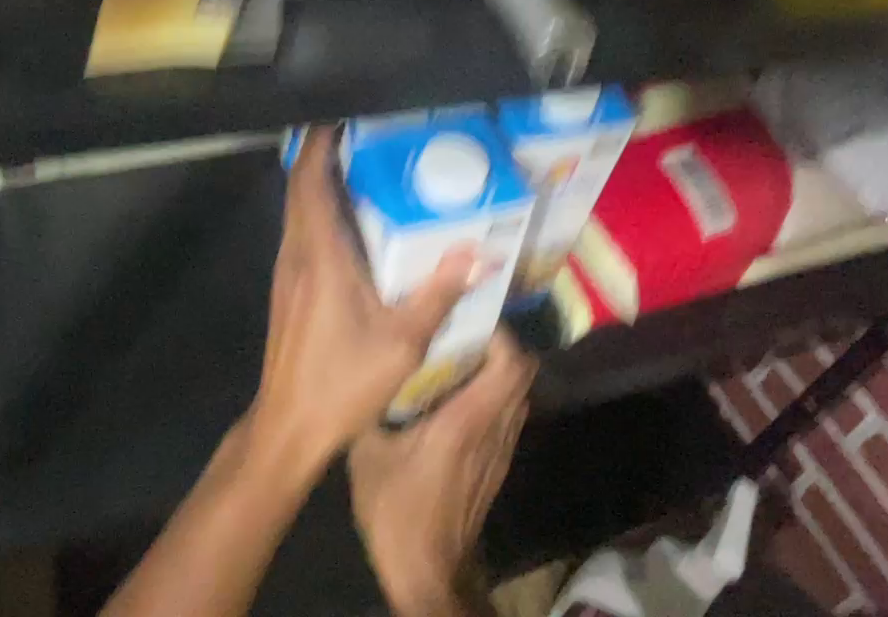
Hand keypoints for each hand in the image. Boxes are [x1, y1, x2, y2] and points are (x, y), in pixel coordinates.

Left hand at [250, 128, 476, 472]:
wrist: (288, 426)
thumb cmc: (342, 382)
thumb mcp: (402, 342)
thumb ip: (438, 294)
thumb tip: (478, 253)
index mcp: (320, 255)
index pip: (309, 181)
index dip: (320, 143)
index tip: (343, 116)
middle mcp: (297, 253)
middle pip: (301, 187)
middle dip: (325, 154)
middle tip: (368, 136)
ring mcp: (288, 271)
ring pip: (299, 209)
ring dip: (321, 182)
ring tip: (365, 168)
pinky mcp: (289, 288)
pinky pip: (302, 231)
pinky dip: (320, 211)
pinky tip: (355, 224)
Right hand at [348, 333, 535, 616]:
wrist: (428, 572)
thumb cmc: (398, 510)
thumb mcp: (369, 454)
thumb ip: (371, 408)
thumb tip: (365, 374)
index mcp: (466, 420)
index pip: (511, 363)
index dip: (498, 333)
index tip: (466, 315)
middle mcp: (493, 429)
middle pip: (522, 373)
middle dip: (498, 344)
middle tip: (459, 328)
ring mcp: (500, 449)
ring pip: (517, 394)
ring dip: (497, 369)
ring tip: (455, 355)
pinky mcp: (496, 465)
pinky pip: (507, 414)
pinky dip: (492, 394)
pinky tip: (454, 395)